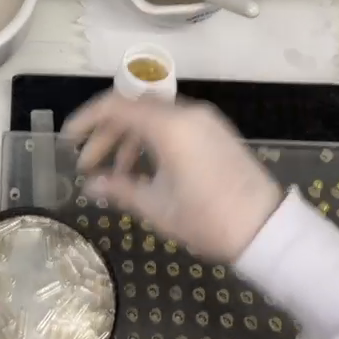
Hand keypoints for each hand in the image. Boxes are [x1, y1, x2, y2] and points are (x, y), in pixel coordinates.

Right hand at [61, 92, 282, 262]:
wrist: (269, 231)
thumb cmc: (208, 219)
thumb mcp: (157, 207)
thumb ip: (119, 190)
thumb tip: (90, 186)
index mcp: (168, 126)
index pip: (115, 107)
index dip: (87, 120)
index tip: (68, 139)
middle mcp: (185, 113)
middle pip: (132, 110)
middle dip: (105, 135)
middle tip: (87, 165)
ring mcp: (203, 120)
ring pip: (152, 117)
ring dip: (127, 139)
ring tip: (114, 174)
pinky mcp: (214, 132)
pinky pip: (171, 125)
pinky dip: (150, 140)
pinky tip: (143, 170)